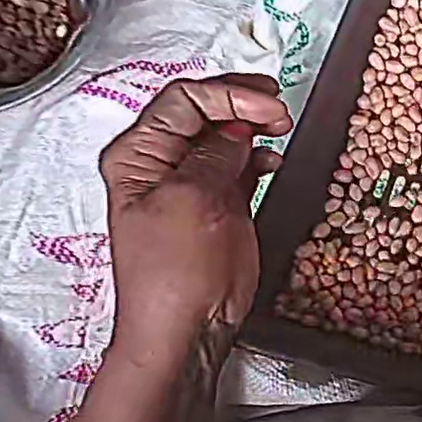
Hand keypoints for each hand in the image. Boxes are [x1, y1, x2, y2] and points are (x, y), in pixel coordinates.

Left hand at [99, 74, 293, 359]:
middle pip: (203, 113)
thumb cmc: (176, 271)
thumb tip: (236, 130)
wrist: (187, 325)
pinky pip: (241, 168)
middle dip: (242, 103)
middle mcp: (163, 163)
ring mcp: (195, 185)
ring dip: (254, 127)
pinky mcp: (222, 206)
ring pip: (225, 138)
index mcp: (139, 155)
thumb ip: (214, 158)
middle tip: (279, 107)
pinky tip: (275, 160)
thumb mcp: (191, 202)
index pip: (184, 102)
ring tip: (282, 127)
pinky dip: (260, 158)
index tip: (271, 105)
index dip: (230, 96)